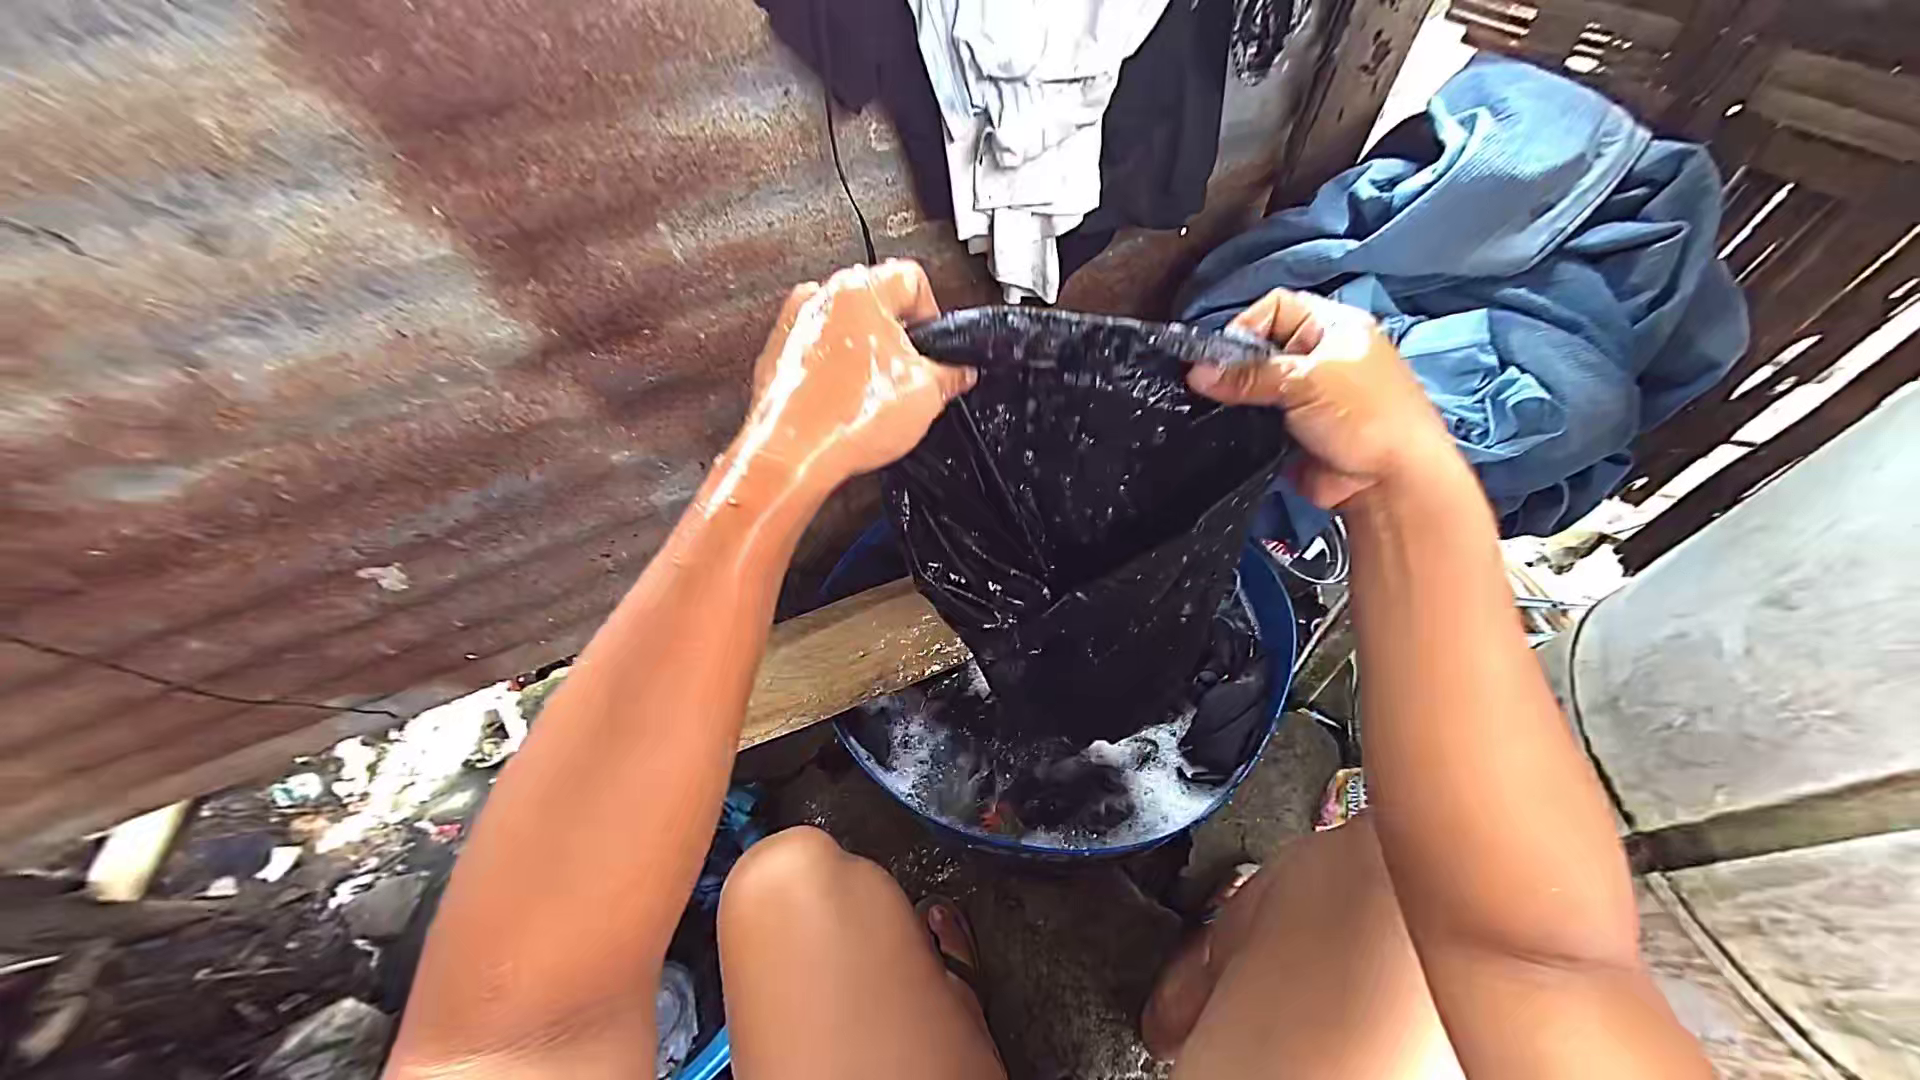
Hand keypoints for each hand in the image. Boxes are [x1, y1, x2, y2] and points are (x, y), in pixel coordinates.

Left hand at [736, 261, 976, 494]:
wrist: (793, 456)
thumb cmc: (845, 420)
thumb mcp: (927, 395)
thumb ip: (952, 373)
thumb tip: (959, 372)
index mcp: (858, 290)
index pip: (912, 278)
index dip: (934, 315)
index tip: (934, 345)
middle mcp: (819, 298)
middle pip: (877, 304)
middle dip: (898, 339)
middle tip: (909, 375)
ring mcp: (793, 328)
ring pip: (846, 330)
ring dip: (865, 357)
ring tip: (876, 395)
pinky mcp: (778, 359)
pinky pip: (819, 357)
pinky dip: (835, 375)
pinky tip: (848, 405)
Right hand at [1186, 288, 1454, 507]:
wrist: (1386, 483)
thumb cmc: (1363, 417)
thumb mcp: (1306, 383)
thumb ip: (1248, 376)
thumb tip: (1195, 373)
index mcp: (1332, 327)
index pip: (1276, 307)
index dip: (1246, 325)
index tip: (1222, 357)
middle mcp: (1315, 355)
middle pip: (1258, 346)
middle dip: (1233, 364)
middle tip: (1213, 386)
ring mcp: (1301, 394)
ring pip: (1252, 384)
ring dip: (1234, 396)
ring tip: (1215, 408)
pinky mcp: (1287, 427)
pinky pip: (1252, 415)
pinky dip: (1238, 419)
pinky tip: (1224, 426)